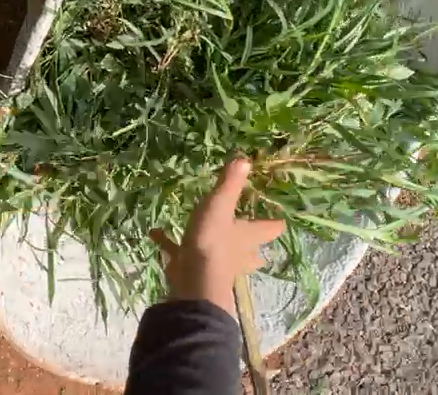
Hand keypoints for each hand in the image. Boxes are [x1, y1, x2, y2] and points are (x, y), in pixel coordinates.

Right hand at [150, 158, 286, 317]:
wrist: (193, 279)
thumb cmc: (212, 240)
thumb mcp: (219, 205)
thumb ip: (230, 183)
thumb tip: (246, 159)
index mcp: (245, 237)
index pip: (266, 229)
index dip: (274, 224)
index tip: (281, 222)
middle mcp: (235, 253)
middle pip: (250, 252)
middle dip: (253, 248)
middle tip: (258, 245)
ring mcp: (214, 263)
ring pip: (222, 258)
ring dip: (221, 252)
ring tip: (217, 242)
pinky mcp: (190, 266)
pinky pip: (179, 251)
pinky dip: (169, 242)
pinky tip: (155, 232)